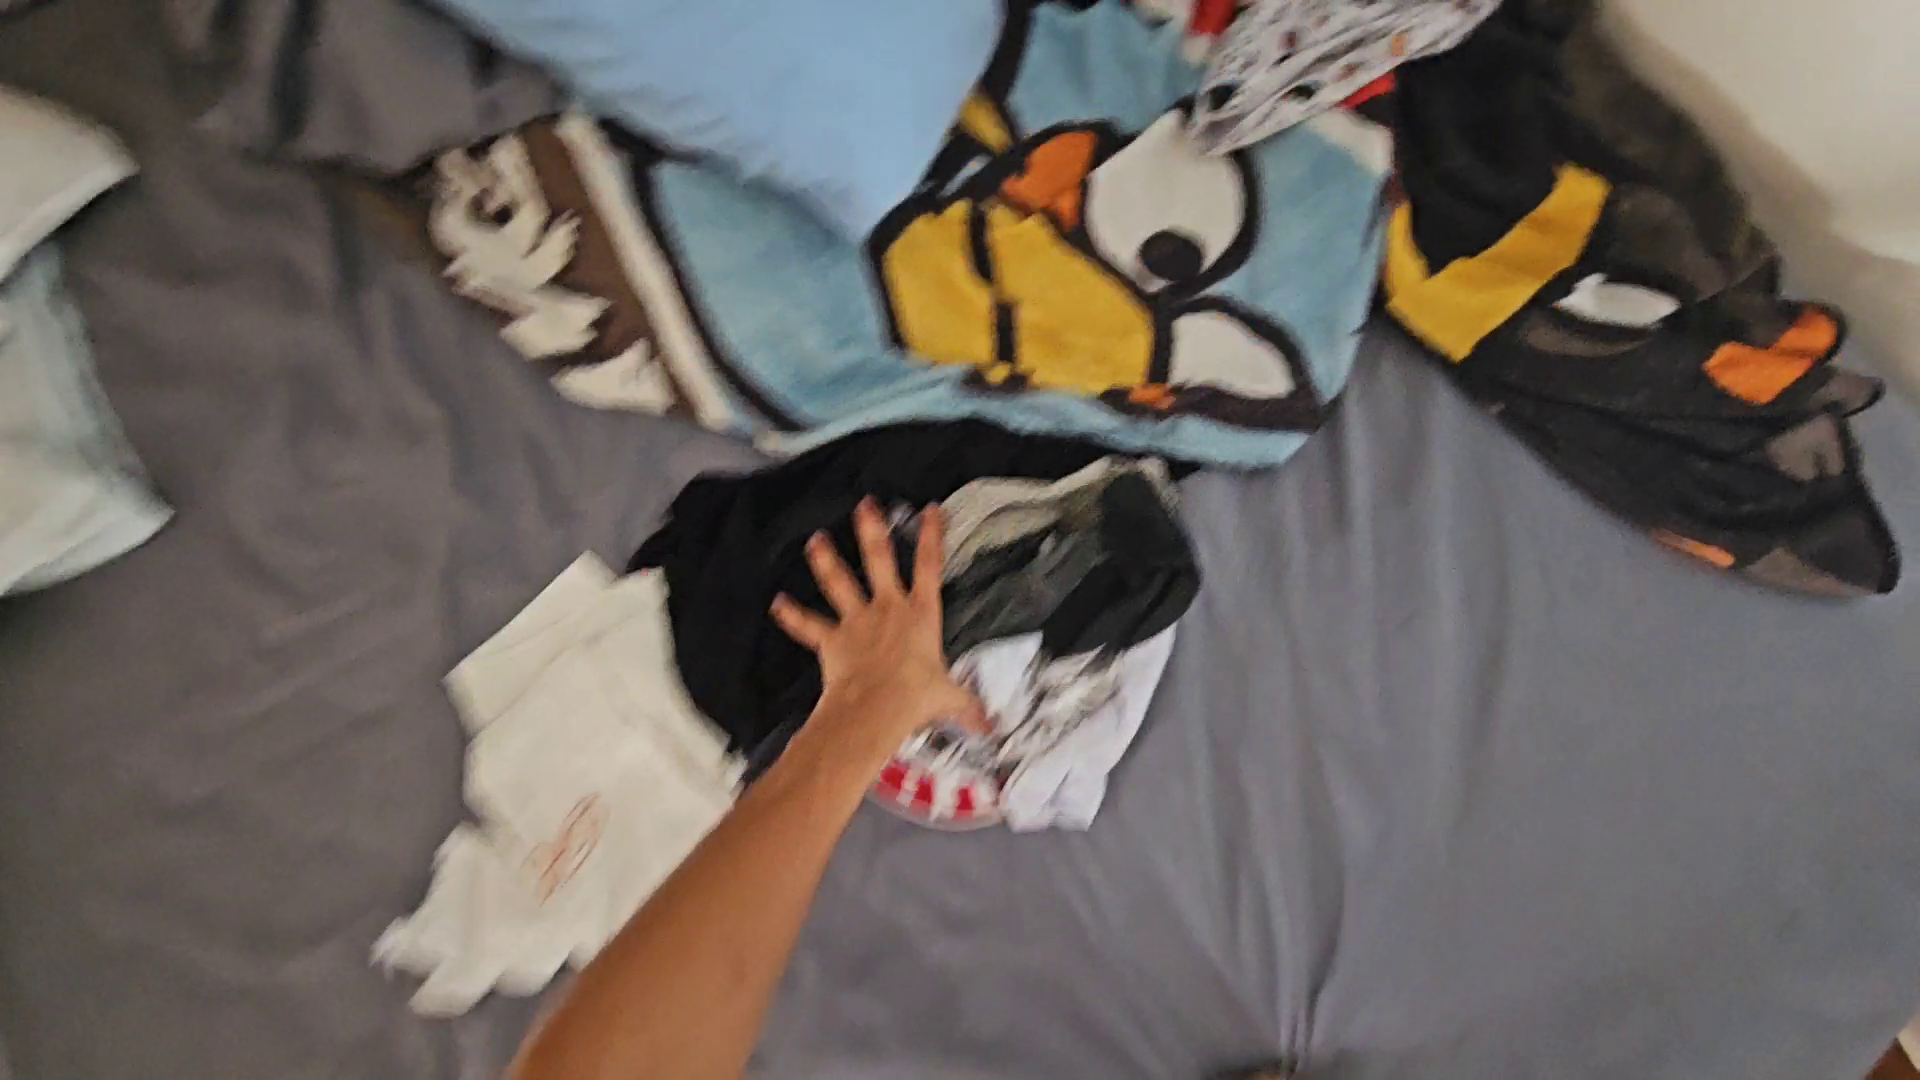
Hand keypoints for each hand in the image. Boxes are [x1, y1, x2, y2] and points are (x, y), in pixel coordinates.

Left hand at [770, 498, 988, 767]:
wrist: (877, 707)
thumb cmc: (916, 696)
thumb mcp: (950, 699)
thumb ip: (969, 708)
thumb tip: (990, 727)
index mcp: (921, 614)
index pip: (930, 565)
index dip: (932, 535)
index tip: (931, 510)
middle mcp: (888, 609)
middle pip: (879, 560)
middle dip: (872, 531)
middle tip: (864, 505)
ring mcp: (858, 621)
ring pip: (839, 583)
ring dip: (827, 561)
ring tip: (816, 540)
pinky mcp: (833, 640)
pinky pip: (809, 626)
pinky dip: (792, 616)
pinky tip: (778, 604)